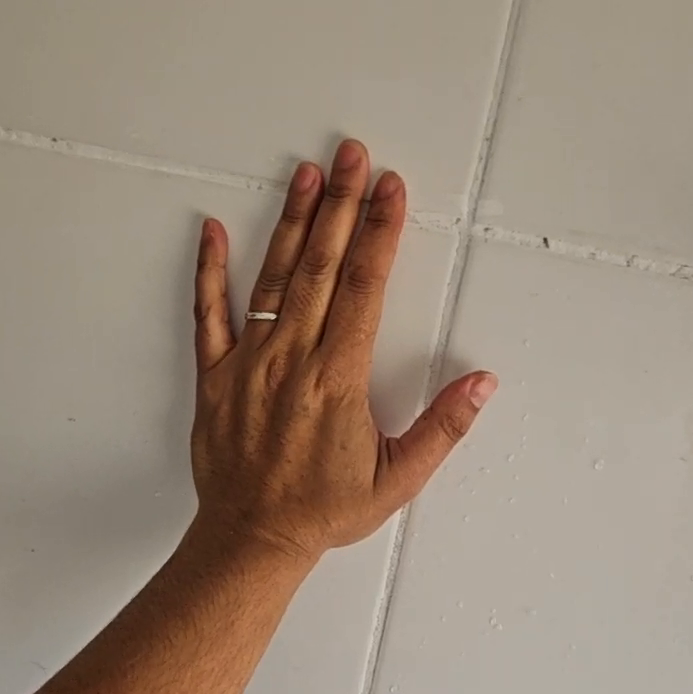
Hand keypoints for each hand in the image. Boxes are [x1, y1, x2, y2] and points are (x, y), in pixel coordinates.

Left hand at [188, 139, 496, 564]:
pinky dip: (209, 271)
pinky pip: (209, 315)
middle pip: (322, 266)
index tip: (391, 189)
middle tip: (353, 154)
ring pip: (273, 278)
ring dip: (292, 222)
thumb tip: (483, 381)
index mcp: (337, 378)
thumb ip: (444, 427)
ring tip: (307, 174)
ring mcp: (248, 364)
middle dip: (341, 205)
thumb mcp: (399, 479)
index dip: (380, 231)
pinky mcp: (214, 376)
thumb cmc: (326, 510)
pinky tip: (213, 231)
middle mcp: (292, 359)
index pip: (365, 287)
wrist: (251, 538)